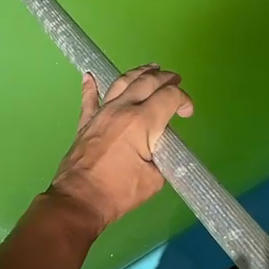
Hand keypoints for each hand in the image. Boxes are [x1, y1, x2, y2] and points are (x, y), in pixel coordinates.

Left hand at [47, 64, 193, 232]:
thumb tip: (158, 146)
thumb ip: (162, 155)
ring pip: (121, 82)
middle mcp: (122, 109)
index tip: (188, 113)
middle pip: (147, 82)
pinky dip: (91, 86)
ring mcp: (101, 113)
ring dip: (138, 72)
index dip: (184, 100)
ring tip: (150, 68)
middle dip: (165, 78)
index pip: (169, 97)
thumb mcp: (155, 178)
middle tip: (175, 78)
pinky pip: (89, 98)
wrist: (80, 200)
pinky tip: (90, 75)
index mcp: (142, 122)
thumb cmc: (119, 192)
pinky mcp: (85, 123)